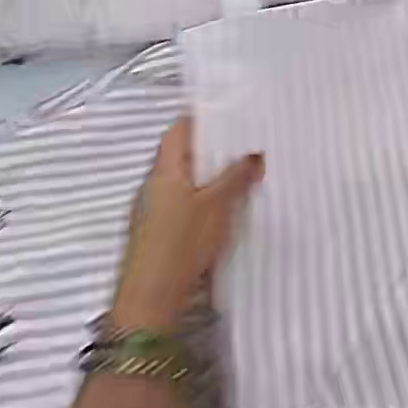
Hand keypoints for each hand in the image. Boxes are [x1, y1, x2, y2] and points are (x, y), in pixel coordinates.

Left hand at [109, 118, 262, 331]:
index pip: (178, 132)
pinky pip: (185, 199)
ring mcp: (153, 209)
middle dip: (211, 146)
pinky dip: (205, 192)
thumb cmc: (183, 243)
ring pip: (184, 178)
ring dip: (209, 171)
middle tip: (245, 138)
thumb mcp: (218, 205)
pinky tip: (226, 201)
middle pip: (181, 154)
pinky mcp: (159, 230)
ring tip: (243, 167)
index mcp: (163, 172)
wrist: (152, 298)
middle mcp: (153, 186)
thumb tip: (255, 153)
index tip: (228, 109)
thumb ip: (236, 177)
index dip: (200, 117)